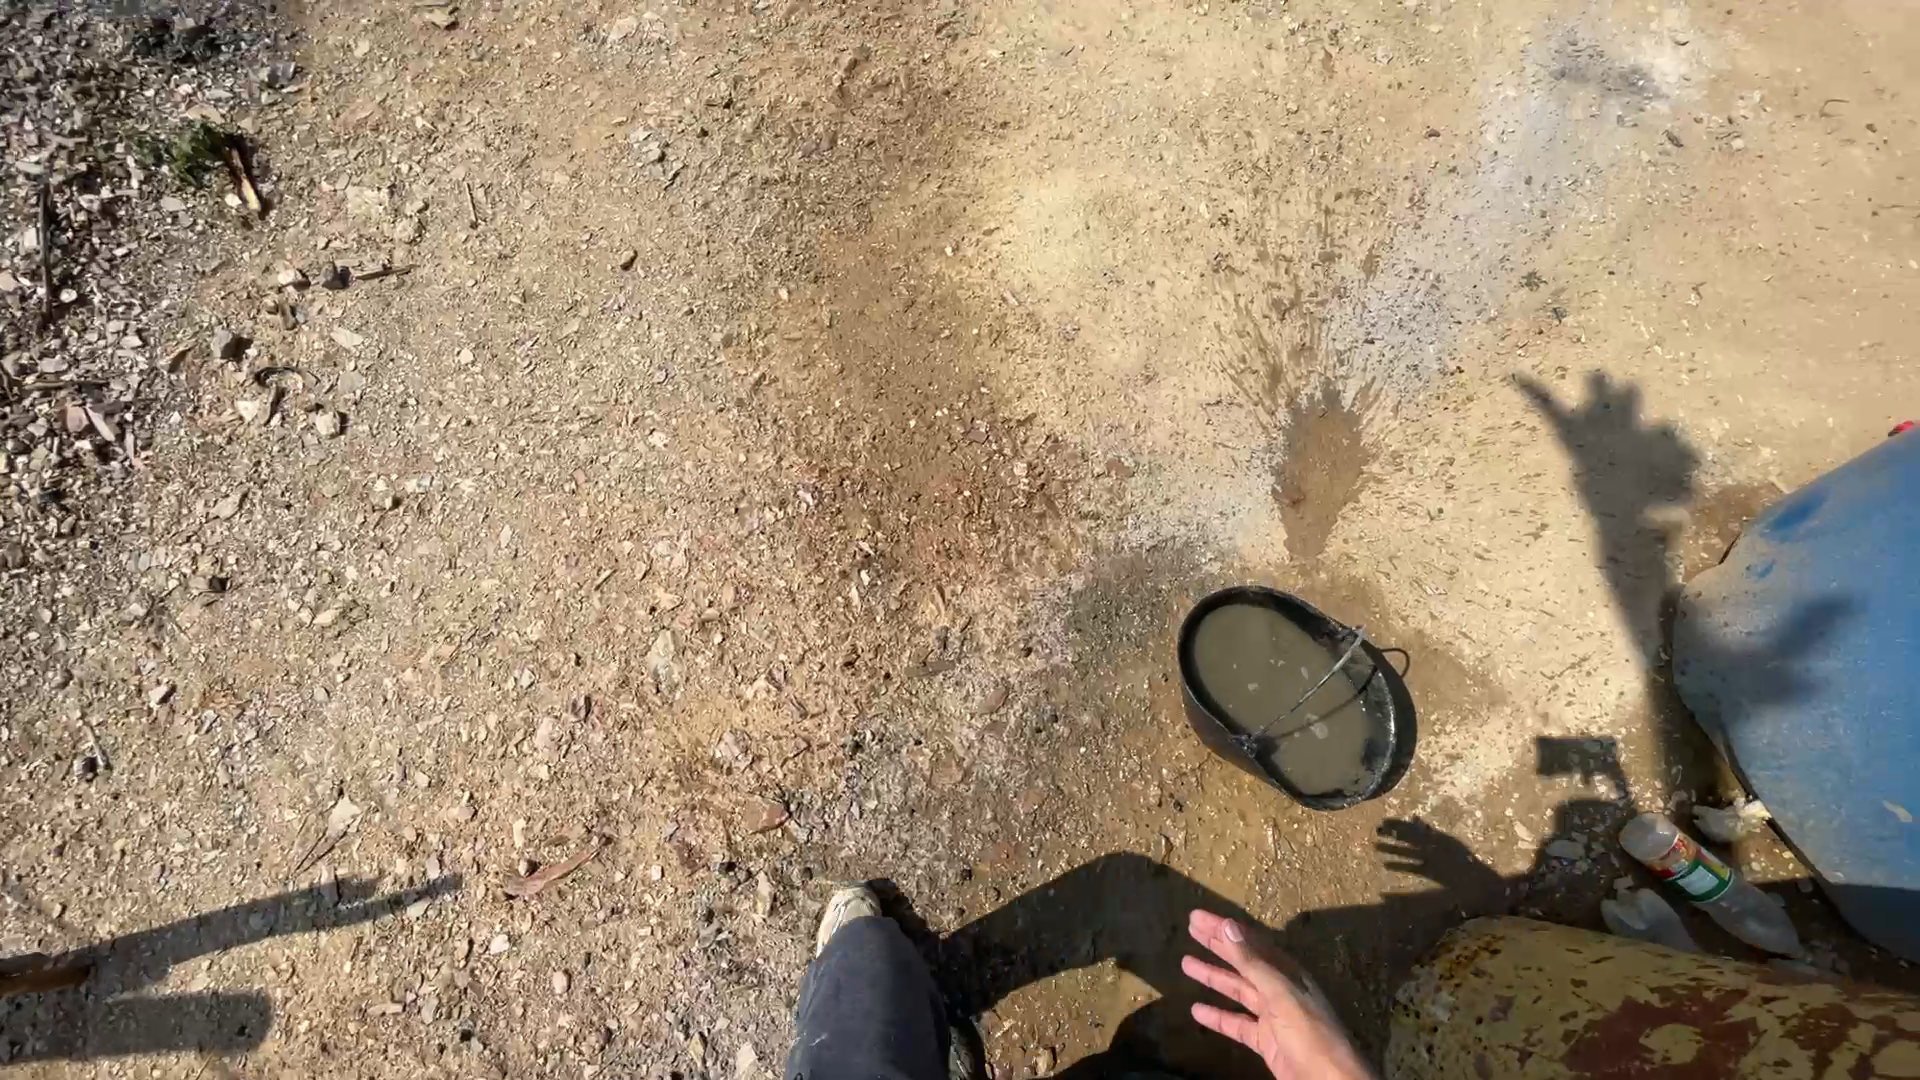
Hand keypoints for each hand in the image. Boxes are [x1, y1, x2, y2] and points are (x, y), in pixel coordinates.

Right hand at [1181, 910, 1373, 1079]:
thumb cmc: (1311, 1034)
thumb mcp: (1281, 995)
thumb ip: (1253, 962)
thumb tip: (1228, 925)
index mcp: (1286, 973)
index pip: (1249, 942)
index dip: (1223, 928)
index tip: (1197, 916)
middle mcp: (1279, 989)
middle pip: (1242, 961)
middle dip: (1216, 945)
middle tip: (1190, 928)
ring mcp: (1273, 1016)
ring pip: (1237, 990)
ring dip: (1213, 976)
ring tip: (1186, 964)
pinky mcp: (1267, 1042)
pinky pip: (1238, 1023)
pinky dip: (1218, 1016)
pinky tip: (1197, 1011)